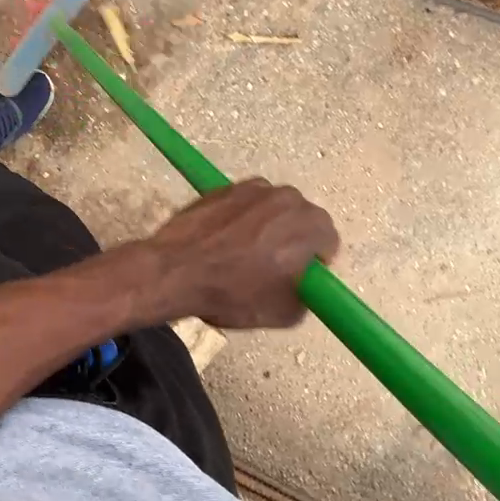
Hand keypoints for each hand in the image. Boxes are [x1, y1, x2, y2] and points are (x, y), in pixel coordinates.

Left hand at [132, 179, 339, 328]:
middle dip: (289, 241)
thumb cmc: (232, 293)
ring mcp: (252, 188)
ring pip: (270, 210)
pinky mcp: (222, 187)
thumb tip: (303, 287)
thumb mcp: (285, 313)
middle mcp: (288, 197)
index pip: (327, 243)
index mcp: (312, 225)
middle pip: (300, 221)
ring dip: (263, 227)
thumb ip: (308, 295)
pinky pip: (241, 205)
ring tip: (237, 254)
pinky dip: (236, 218)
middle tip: (266, 268)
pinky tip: (218, 240)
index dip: (312, 264)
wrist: (173, 270)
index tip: (293, 278)